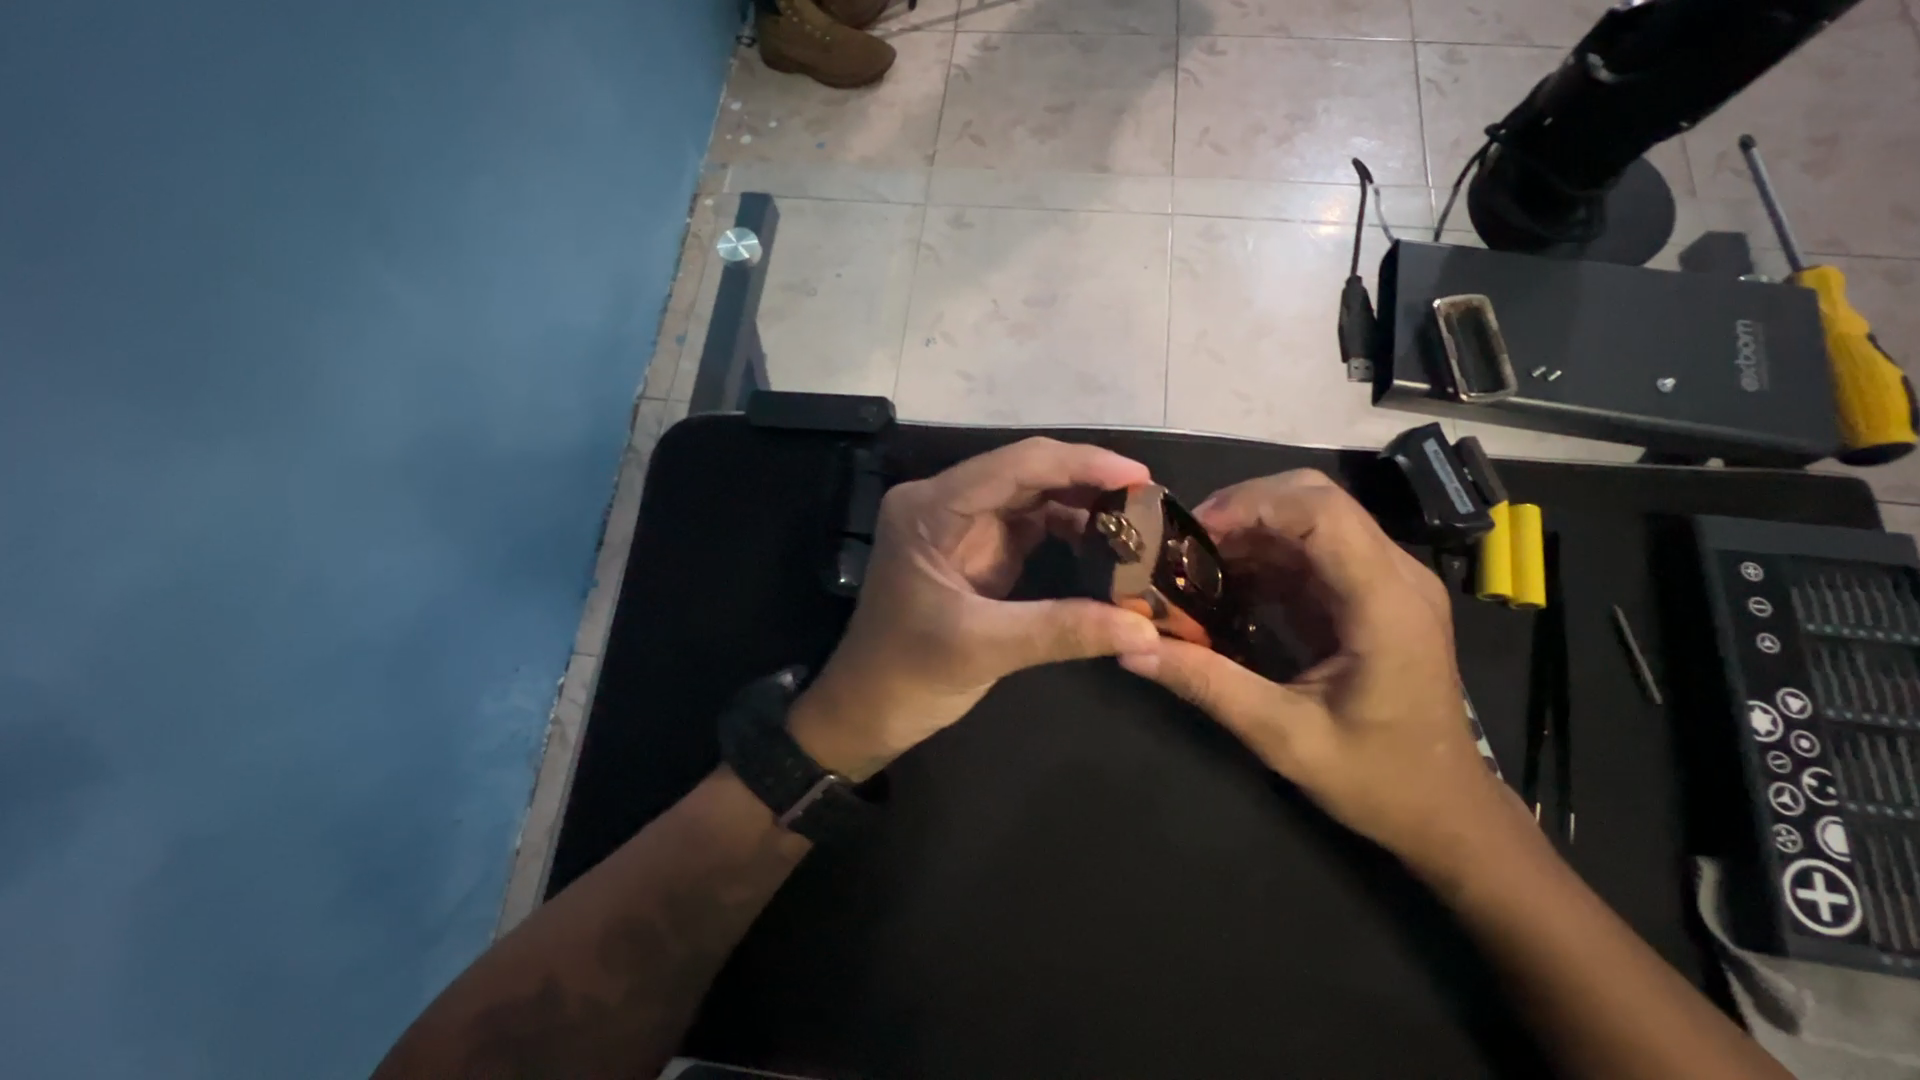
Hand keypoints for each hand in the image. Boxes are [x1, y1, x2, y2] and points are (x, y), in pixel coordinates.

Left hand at [790, 438, 1160, 779]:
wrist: (864, 711)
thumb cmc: (907, 674)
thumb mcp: (986, 648)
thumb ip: (1065, 630)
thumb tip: (1146, 629)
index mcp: (931, 509)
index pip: (1017, 464)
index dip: (1082, 464)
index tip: (1141, 477)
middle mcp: (943, 503)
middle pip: (1027, 472)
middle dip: (1088, 483)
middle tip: (1149, 503)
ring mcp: (959, 526)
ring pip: (1031, 497)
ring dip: (1082, 506)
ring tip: (1138, 523)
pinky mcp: (974, 551)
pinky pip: (1028, 526)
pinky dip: (1067, 531)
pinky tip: (1104, 544)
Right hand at [1118, 469, 1516, 872]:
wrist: (1445, 810)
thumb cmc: (1377, 778)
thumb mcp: (1284, 738)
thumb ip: (1209, 685)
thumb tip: (1130, 648)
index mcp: (1385, 602)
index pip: (1321, 511)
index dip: (1251, 505)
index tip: (1191, 534)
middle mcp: (1395, 575)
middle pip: (1315, 499)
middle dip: (1243, 509)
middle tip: (1184, 546)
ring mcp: (1388, 581)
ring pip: (1312, 518)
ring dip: (1249, 531)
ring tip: (1192, 565)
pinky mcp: (1372, 595)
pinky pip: (1313, 551)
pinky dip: (1264, 556)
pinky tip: (1224, 585)